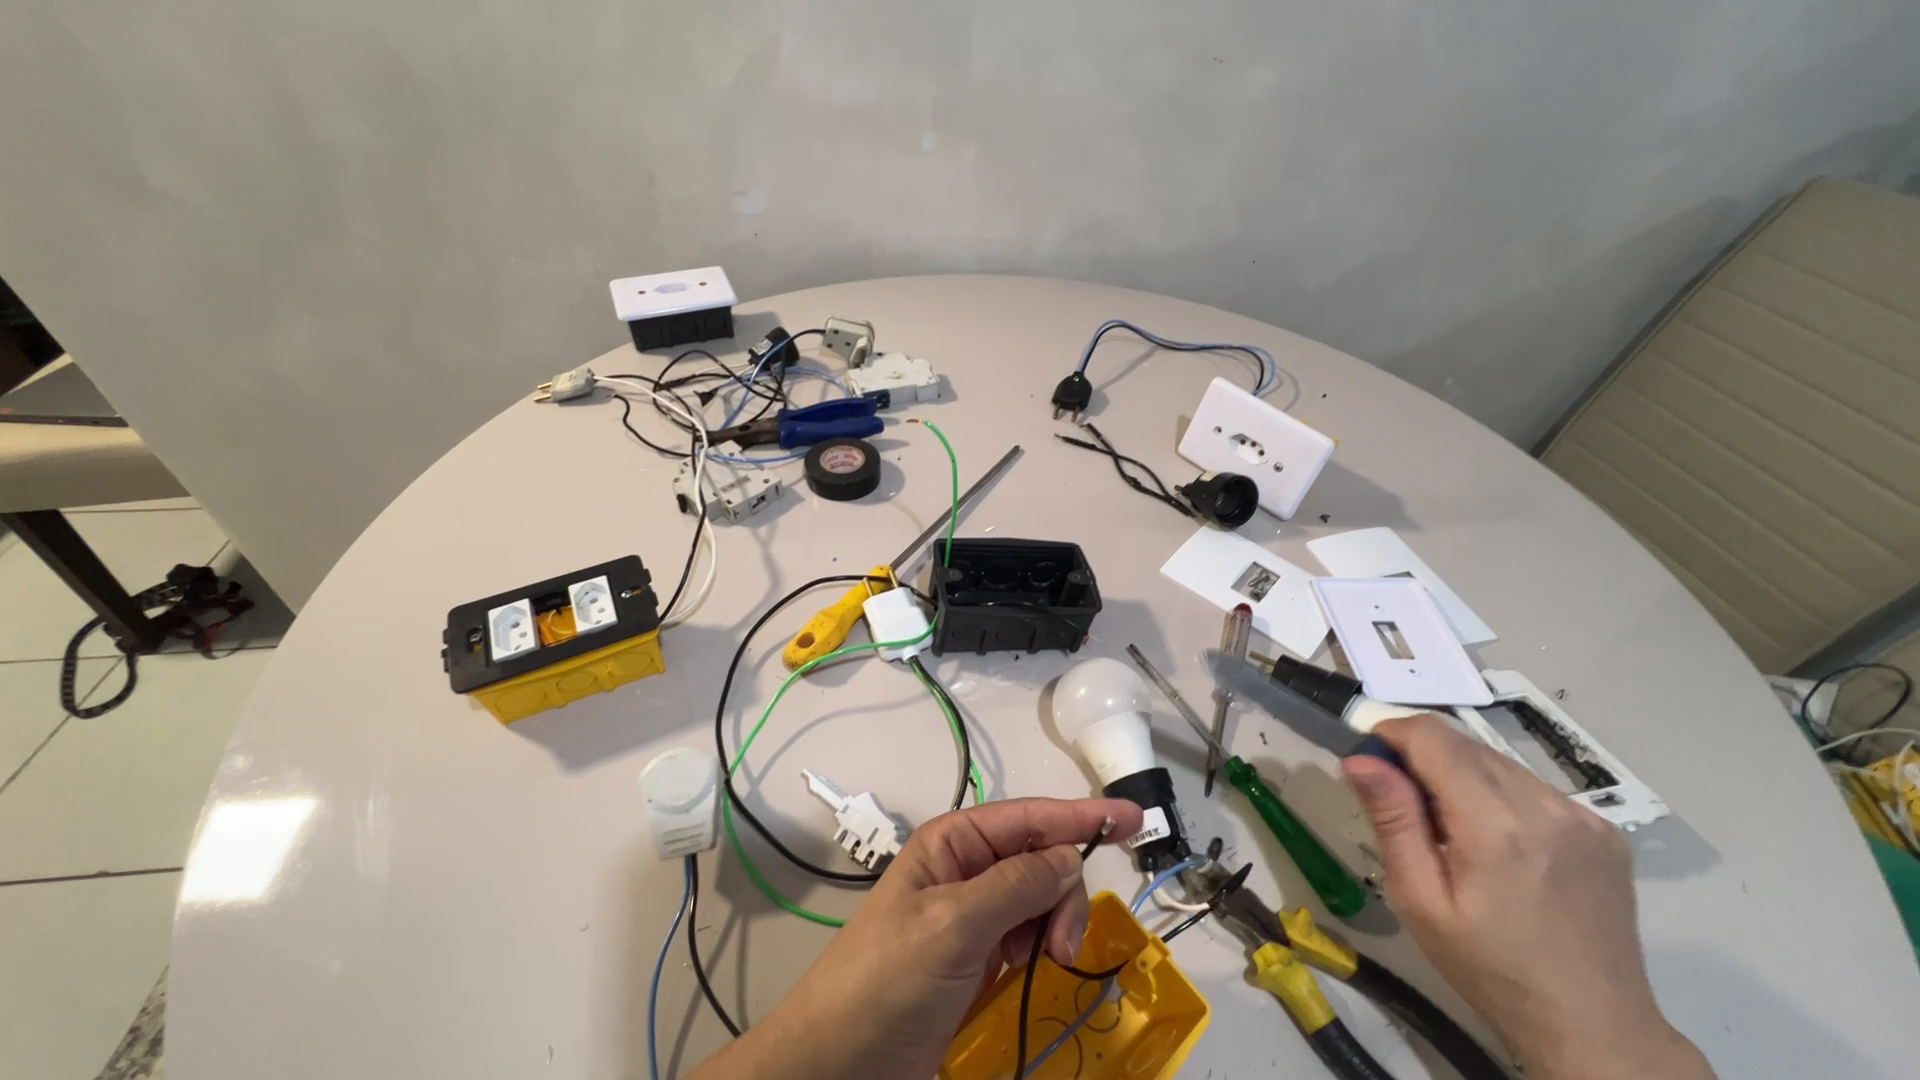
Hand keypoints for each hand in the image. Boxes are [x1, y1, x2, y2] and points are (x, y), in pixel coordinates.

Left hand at [688, 797, 1142, 1079]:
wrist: (842, 1059)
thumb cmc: (889, 977)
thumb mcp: (953, 924)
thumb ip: (1016, 885)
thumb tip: (1068, 856)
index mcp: (953, 843)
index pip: (1029, 817)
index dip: (1082, 816)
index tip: (1134, 819)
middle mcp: (967, 869)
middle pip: (1042, 859)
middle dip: (1065, 891)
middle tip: (1064, 942)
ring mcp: (974, 914)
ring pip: (1042, 898)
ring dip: (1055, 924)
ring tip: (1047, 960)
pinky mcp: (979, 954)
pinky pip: (1029, 934)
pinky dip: (1041, 946)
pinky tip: (1030, 966)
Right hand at [1344, 715, 1713, 1079]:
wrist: (1594, 1026)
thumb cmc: (1490, 969)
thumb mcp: (1420, 901)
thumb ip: (1393, 820)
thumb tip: (1360, 760)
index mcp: (1496, 824)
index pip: (1432, 737)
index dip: (1391, 735)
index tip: (1368, 763)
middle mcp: (1546, 805)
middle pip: (1463, 744)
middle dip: (1421, 759)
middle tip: (1403, 809)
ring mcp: (1583, 816)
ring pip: (1498, 762)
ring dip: (1461, 777)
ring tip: (1452, 834)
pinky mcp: (1604, 829)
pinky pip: (1533, 787)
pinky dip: (1500, 797)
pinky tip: (1500, 846)